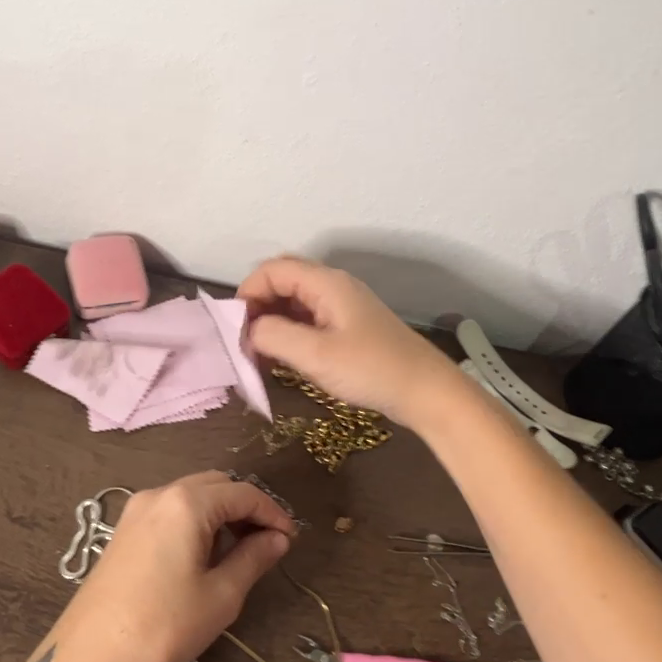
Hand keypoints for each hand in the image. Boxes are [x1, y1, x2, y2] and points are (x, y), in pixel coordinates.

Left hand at [48, 471, 294, 661]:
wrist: (90, 656)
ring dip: (220, 513)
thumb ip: (253, 558)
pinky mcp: (124, 531)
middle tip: (269, 542)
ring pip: (191, 496)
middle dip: (246, 507)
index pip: (243, 492)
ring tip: (241, 551)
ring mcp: (136, 511)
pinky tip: (204, 554)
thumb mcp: (221, 596)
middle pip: (215, 485)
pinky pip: (170, 511)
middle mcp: (159, 494)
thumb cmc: (164, 626)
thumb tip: (278, 538)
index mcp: (186, 503)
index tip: (292, 539)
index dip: (273, 513)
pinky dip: (195, 521)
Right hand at [238, 256, 462, 429]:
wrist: (426, 392)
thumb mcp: (316, 355)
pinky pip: (307, 318)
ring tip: (259, 353)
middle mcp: (333, 286)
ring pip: (293, 300)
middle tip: (244, 340)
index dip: (247, 293)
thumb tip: (247, 329)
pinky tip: (282, 357)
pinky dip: (288, 332)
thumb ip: (274, 336)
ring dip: (271, 321)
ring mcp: (342, 306)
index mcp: (326, 283)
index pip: (271, 270)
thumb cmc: (371, 370)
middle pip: (281, 280)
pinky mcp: (347, 326)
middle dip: (257, 305)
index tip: (235, 329)